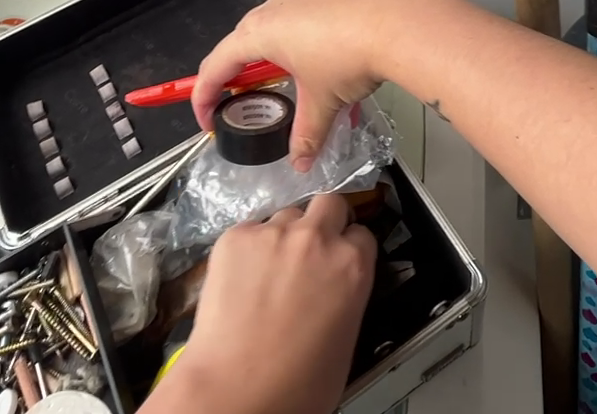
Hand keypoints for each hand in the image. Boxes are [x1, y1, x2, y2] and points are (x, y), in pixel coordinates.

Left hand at [148, 194, 376, 413]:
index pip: (361, 233)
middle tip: (311, 248)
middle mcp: (315, 239)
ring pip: (286, 215)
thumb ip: (347, 295)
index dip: (350, 246)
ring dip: (283, 235)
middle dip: (324, 219)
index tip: (340, 256)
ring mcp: (273, 233)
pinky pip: (249, 230)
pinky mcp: (236, 237)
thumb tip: (337, 286)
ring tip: (270, 271)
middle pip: (328, 203)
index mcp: (351, 266)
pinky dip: (248, 248)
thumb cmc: (295, 384)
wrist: (235, 393)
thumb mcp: (345, 340)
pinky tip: (243, 279)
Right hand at [191, 0, 461, 169]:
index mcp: (258, 32)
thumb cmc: (346, 56)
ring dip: (264, 59)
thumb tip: (301, 163)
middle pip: (238, 44)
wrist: (394, 20)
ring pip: (267, 29)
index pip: (216, 66)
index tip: (207, 121)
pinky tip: (310, 65)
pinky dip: (290, 46)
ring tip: (277, 87)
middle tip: (238, 105)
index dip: (204, 96)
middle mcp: (271, 8)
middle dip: (233, 77)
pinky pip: (293, 21)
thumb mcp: (322, 102)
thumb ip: (305, 135)